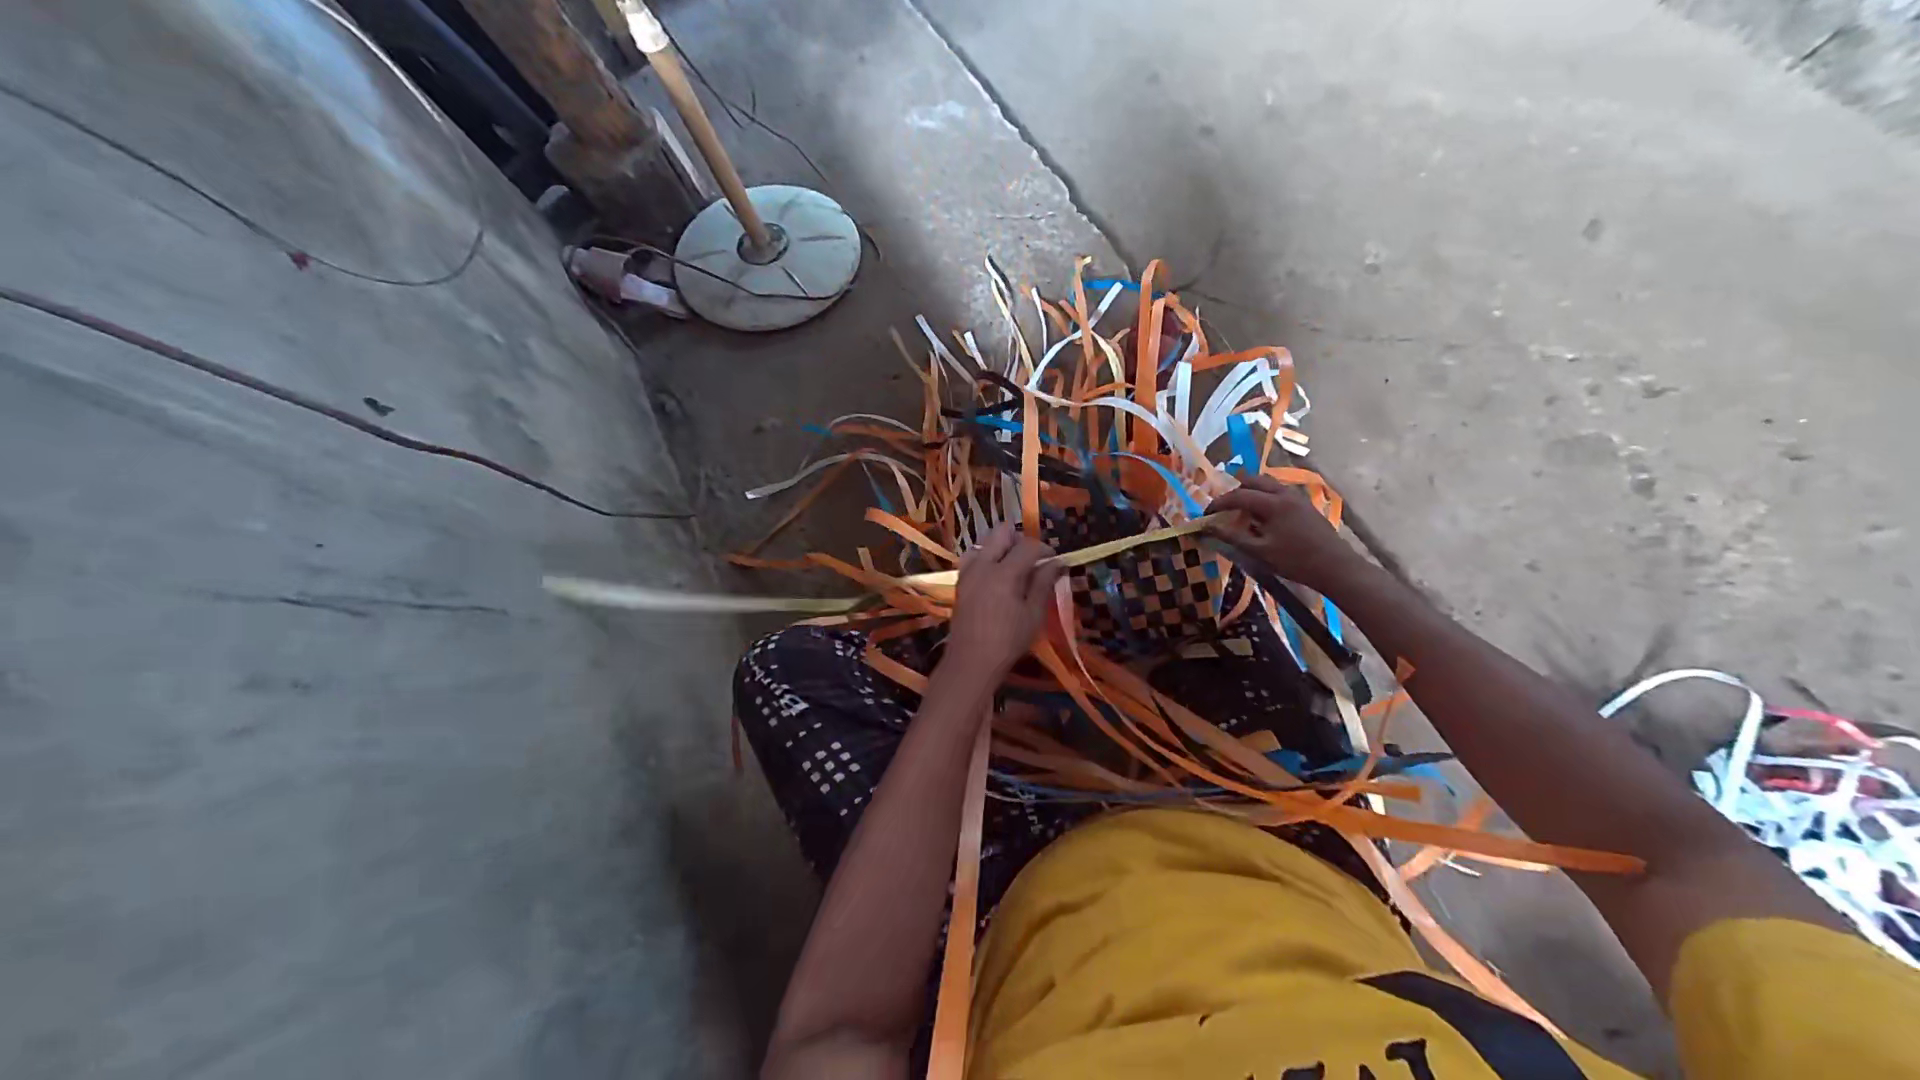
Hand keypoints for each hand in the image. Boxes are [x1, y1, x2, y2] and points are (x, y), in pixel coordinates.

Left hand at [942, 523, 1063, 681]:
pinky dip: (986, 558)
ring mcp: (968, 572)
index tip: (1054, 562)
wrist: (971, 661)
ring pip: (985, 541)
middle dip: (1020, 540)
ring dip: (1001, 547)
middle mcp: (983, 565)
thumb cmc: (1008, 641)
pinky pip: (973, 556)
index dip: (1045, 550)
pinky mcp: (960, 582)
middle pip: (1001, 532)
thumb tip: (1056, 562)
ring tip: (1013, 568)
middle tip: (1032, 561)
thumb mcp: (1033, 614)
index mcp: (1004, 572)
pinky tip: (996, 577)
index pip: (1028, 545)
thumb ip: (1043, 583)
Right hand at [1205, 474, 1361, 593]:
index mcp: (1272, 503)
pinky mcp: (1305, 505)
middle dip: (1235, 492)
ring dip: (1251, 493)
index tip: (1206, 514)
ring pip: (1268, 485)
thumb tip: (1208, 526)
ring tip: (1241, 511)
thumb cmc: (1295, 561)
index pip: (1238, 495)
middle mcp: (1285, 494)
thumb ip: (1232, 536)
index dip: (1219, 503)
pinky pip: (1279, 492)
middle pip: (1254, 481)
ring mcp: (1297, 498)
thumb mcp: (1259, 551)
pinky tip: (1263, 517)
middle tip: (1223, 509)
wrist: (1336, 567)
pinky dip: (1265, 498)